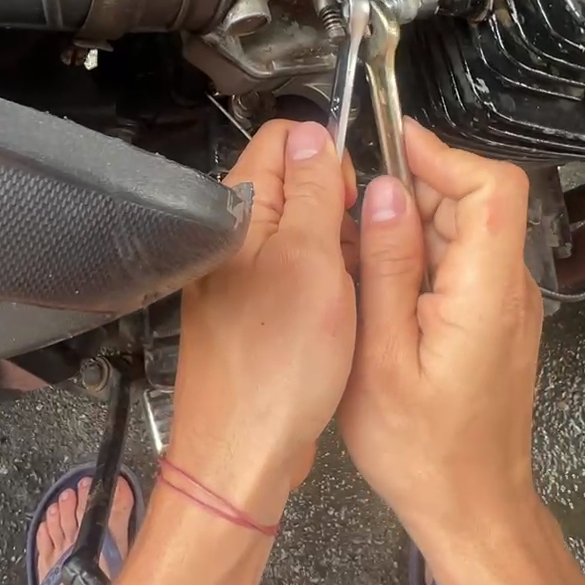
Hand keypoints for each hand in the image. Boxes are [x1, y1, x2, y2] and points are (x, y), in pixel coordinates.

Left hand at [171, 120, 355, 524]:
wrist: (244, 451)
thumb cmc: (277, 363)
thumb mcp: (310, 260)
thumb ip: (312, 190)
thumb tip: (313, 133)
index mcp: (238, 210)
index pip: (283, 140)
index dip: (326, 158)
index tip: (349, 202)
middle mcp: (234, 235)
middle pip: (296, 185)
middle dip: (335, 211)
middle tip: (349, 259)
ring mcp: (243, 273)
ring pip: (304, 234)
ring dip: (334, 253)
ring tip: (345, 295)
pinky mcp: (256, 308)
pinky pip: (299, 275)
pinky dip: (324, 286)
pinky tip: (335, 317)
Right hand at [339, 118, 543, 543]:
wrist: (471, 506)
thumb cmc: (420, 448)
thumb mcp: (380, 358)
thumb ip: (385, 270)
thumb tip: (383, 193)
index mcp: (485, 292)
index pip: (492, 189)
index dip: (445, 155)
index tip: (392, 144)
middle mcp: (508, 287)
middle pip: (474, 201)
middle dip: (413, 187)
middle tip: (351, 207)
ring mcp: (506, 302)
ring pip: (464, 227)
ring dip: (411, 219)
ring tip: (355, 244)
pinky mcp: (493, 317)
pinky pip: (461, 259)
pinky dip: (420, 250)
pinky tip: (378, 277)